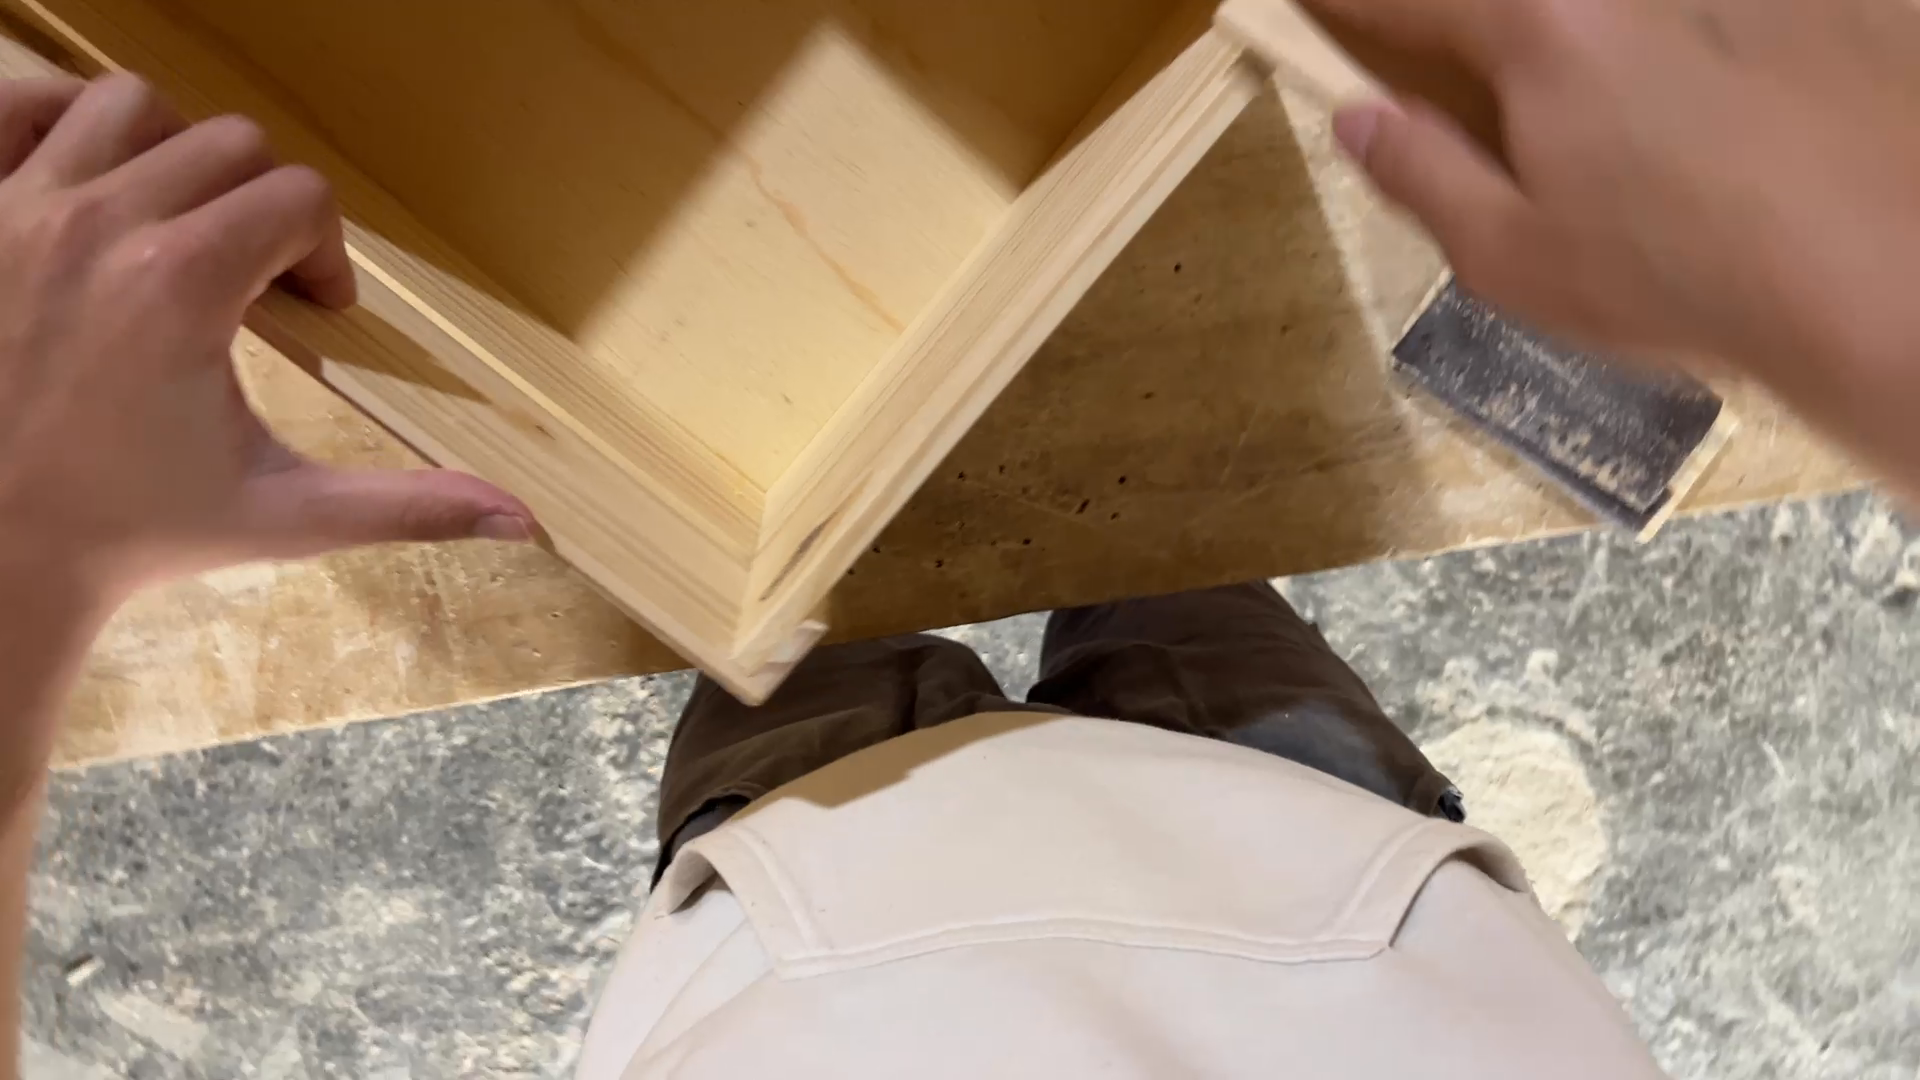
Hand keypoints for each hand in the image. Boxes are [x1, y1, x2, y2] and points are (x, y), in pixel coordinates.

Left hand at [0, 74, 537, 605]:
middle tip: (264, 282)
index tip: (313, 313)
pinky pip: (12, 100)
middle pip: (231, 146)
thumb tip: (524, 522)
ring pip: (127, 106)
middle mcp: (91, 223)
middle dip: (272, 209)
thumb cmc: (141, 525)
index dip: (328, 253)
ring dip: (181, 161)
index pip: (298, 197)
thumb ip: (418, 509)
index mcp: (182, 285)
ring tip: (190, 232)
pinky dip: (67, 126)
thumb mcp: (299, 517)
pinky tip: (96, 197)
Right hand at [1316, 0, 1919, 487]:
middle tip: (1447, 101)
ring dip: (1549, 43)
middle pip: (1510, 2)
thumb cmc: (1660, 274)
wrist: (1890, 272)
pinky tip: (1661, 134)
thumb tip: (1353, 118)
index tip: (1310, 3)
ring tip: (1563, 151)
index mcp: (1547, 34)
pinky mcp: (1808, 5)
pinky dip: (1636, 52)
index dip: (1351, 2)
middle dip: (1452, 27)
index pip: (1414, 1)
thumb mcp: (1499, 250)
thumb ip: (1418, 173)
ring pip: (1594, 15)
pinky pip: (1681, 23)